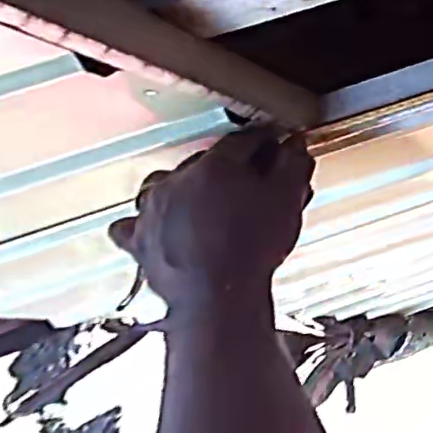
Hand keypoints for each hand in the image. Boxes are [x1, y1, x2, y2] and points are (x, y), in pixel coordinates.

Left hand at [109, 127, 314, 322]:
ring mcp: (151, 209)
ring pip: (169, 184)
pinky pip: (138, 219)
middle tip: (257, 182)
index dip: (266, 140)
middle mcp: (176, 180)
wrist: (217, 294)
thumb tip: (293, 145)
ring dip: (191, 188)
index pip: (244, 139)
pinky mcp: (137, 238)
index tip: (277, 145)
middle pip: (208, 161)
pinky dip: (154, 218)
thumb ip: (294, 163)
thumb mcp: (289, 197)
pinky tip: (169, 224)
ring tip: (215, 204)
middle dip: (234, 167)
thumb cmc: (253, 244)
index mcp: (216, 165)